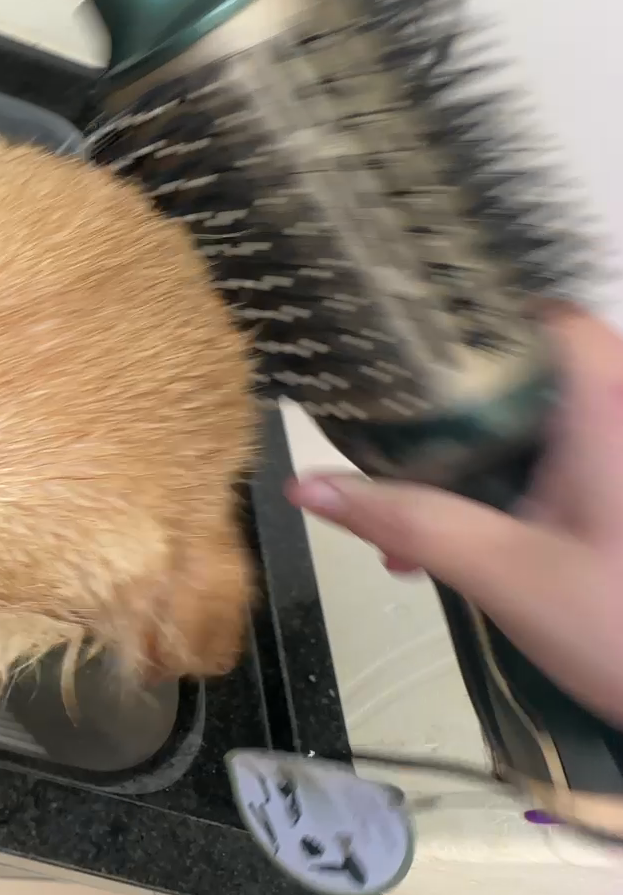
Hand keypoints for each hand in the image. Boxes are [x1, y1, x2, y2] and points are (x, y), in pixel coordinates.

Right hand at [285, 307, 622, 729]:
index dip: (476, 321)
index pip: (555, 328)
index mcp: (614, 426)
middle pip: (521, 387)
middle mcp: (622, 437)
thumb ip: (406, 522)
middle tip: (373, 459)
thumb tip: (304, 486)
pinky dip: (479, 506)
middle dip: (435, 423)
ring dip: (448, 476)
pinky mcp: (607, 511)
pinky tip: (436, 554)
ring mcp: (615, 476)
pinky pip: (535, 482)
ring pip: (521, 441)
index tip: (394, 346)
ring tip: (397, 531)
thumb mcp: (507, 573)